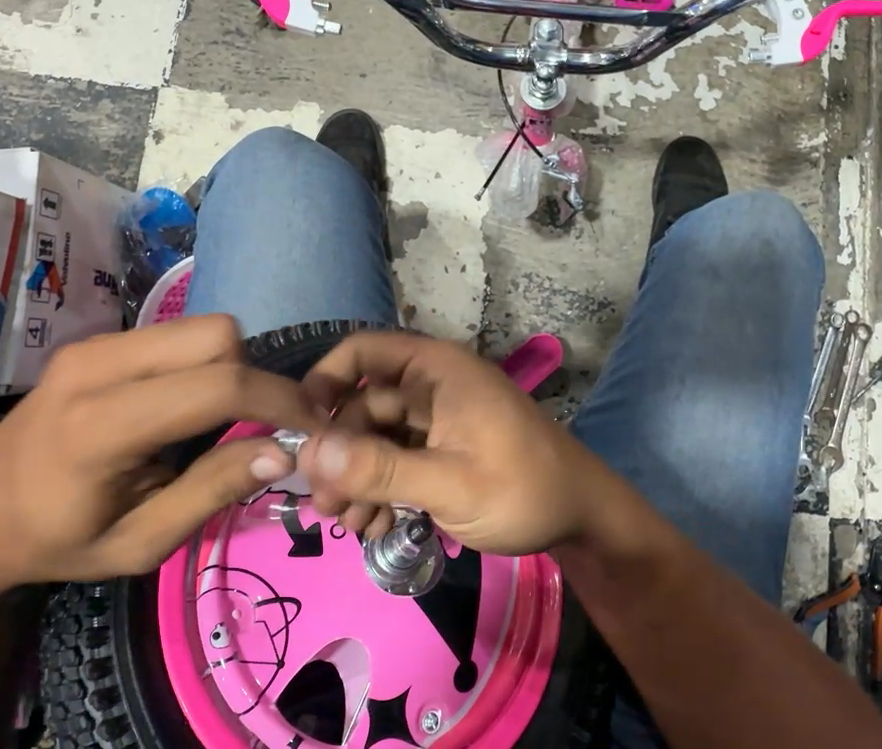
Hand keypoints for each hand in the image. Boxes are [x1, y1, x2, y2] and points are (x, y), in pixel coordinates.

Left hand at [0, 315, 327, 602]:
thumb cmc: (56, 544)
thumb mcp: (139, 544)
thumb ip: (212, 492)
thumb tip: (283, 451)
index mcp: (99, 428)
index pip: (218, 387)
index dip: (279, 400)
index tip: (313, 427)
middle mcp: (96, 368)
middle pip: (218, 335)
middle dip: (255, 377)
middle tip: (260, 425)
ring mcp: (93, 346)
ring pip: (203, 326)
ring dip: (232, 366)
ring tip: (229, 416)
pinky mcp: (96, 341)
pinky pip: (177, 333)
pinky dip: (205, 362)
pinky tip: (193, 403)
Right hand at [298, 333, 614, 555]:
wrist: (581, 517)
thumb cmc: (523, 488)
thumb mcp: (450, 483)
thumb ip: (380, 468)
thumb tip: (308, 452)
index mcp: (437, 371)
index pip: (362, 352)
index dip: (324, 384)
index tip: (301, 435)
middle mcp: (432, 386)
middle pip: (361, 404)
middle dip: (338, 453)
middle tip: (326, 509)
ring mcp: (436, 420)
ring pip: (374, 439)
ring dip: (356, 480)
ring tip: (353, 527)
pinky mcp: (441, 451)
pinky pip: (394, 461)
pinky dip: (379, 490)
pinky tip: (377, 528)